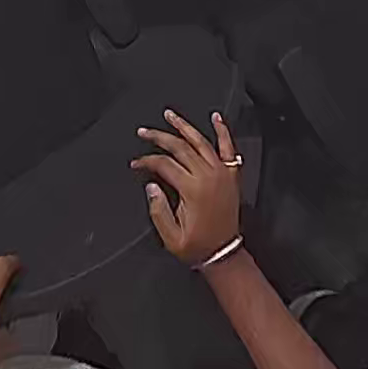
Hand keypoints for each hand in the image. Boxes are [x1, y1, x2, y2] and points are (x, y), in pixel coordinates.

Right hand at [132, 108, 241, 268]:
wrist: (223, 253)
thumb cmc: (198, 245)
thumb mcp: (170, 236)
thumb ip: (158, 209)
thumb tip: (150, 186)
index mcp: (192, 189)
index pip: (164, 164)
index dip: (146, 161)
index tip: (136, 163)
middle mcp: (208, 176)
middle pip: (180, 147)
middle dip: (158, 137)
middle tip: (144, 132)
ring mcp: (221, 172)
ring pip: (200, 140)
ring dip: (184, 125)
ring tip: (170, 115)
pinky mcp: (231, 174)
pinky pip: (228, 147)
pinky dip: (222, 130)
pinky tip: (216, 118)